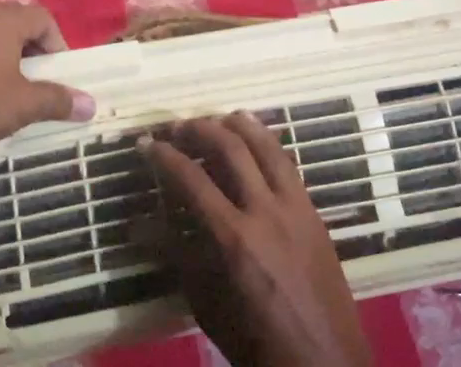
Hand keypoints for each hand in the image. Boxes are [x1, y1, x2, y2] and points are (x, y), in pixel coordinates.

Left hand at [0, 1, 95, 148]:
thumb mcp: (25, 104)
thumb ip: (58, 101)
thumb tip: (90, 105)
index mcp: (5, 21)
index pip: (43, 17)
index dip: (56, 42)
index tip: (58, 72)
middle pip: (14, 20)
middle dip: (30, 45)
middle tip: (38, 75)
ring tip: (7, 79)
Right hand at [144, 114, 370, 366]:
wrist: (323, 364)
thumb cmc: (255, 340)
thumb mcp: (206, 302)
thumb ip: (175, 254)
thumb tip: (137, 224)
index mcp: (234, 239)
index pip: (191, 179)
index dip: (164, 156)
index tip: (145, 144)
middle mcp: (266, 212)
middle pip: (230, 149)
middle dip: (199, 130)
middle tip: (177, 128)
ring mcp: (296, 209)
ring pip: (267, 146)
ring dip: (238, 126)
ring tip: (217, 119)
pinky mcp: (315, 213)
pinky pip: (288, 165)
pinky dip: (267, 144)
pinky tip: (255, 142)